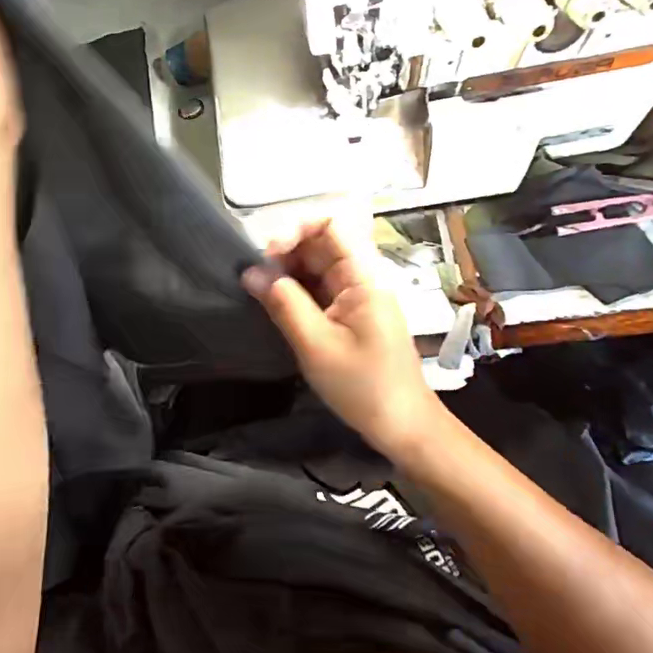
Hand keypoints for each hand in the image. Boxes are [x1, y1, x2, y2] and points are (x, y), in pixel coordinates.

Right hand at [242, 220, 443, 456]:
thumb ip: (283, 304)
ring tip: (258, 292)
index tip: (267, 256)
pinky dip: (295, 292)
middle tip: (255, 279)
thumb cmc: (363, 386)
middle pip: (320, 245)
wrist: (403, 426)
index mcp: (362, 278)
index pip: (331, 226)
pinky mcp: (349, 317)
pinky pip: (318, 290)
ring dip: (286, 273)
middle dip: (285, 253)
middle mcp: (360, 280)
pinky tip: (274, 305)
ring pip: (316, 268)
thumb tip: (250, 272)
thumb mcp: (315, 345)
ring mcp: (356, 299)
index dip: (296, 229)